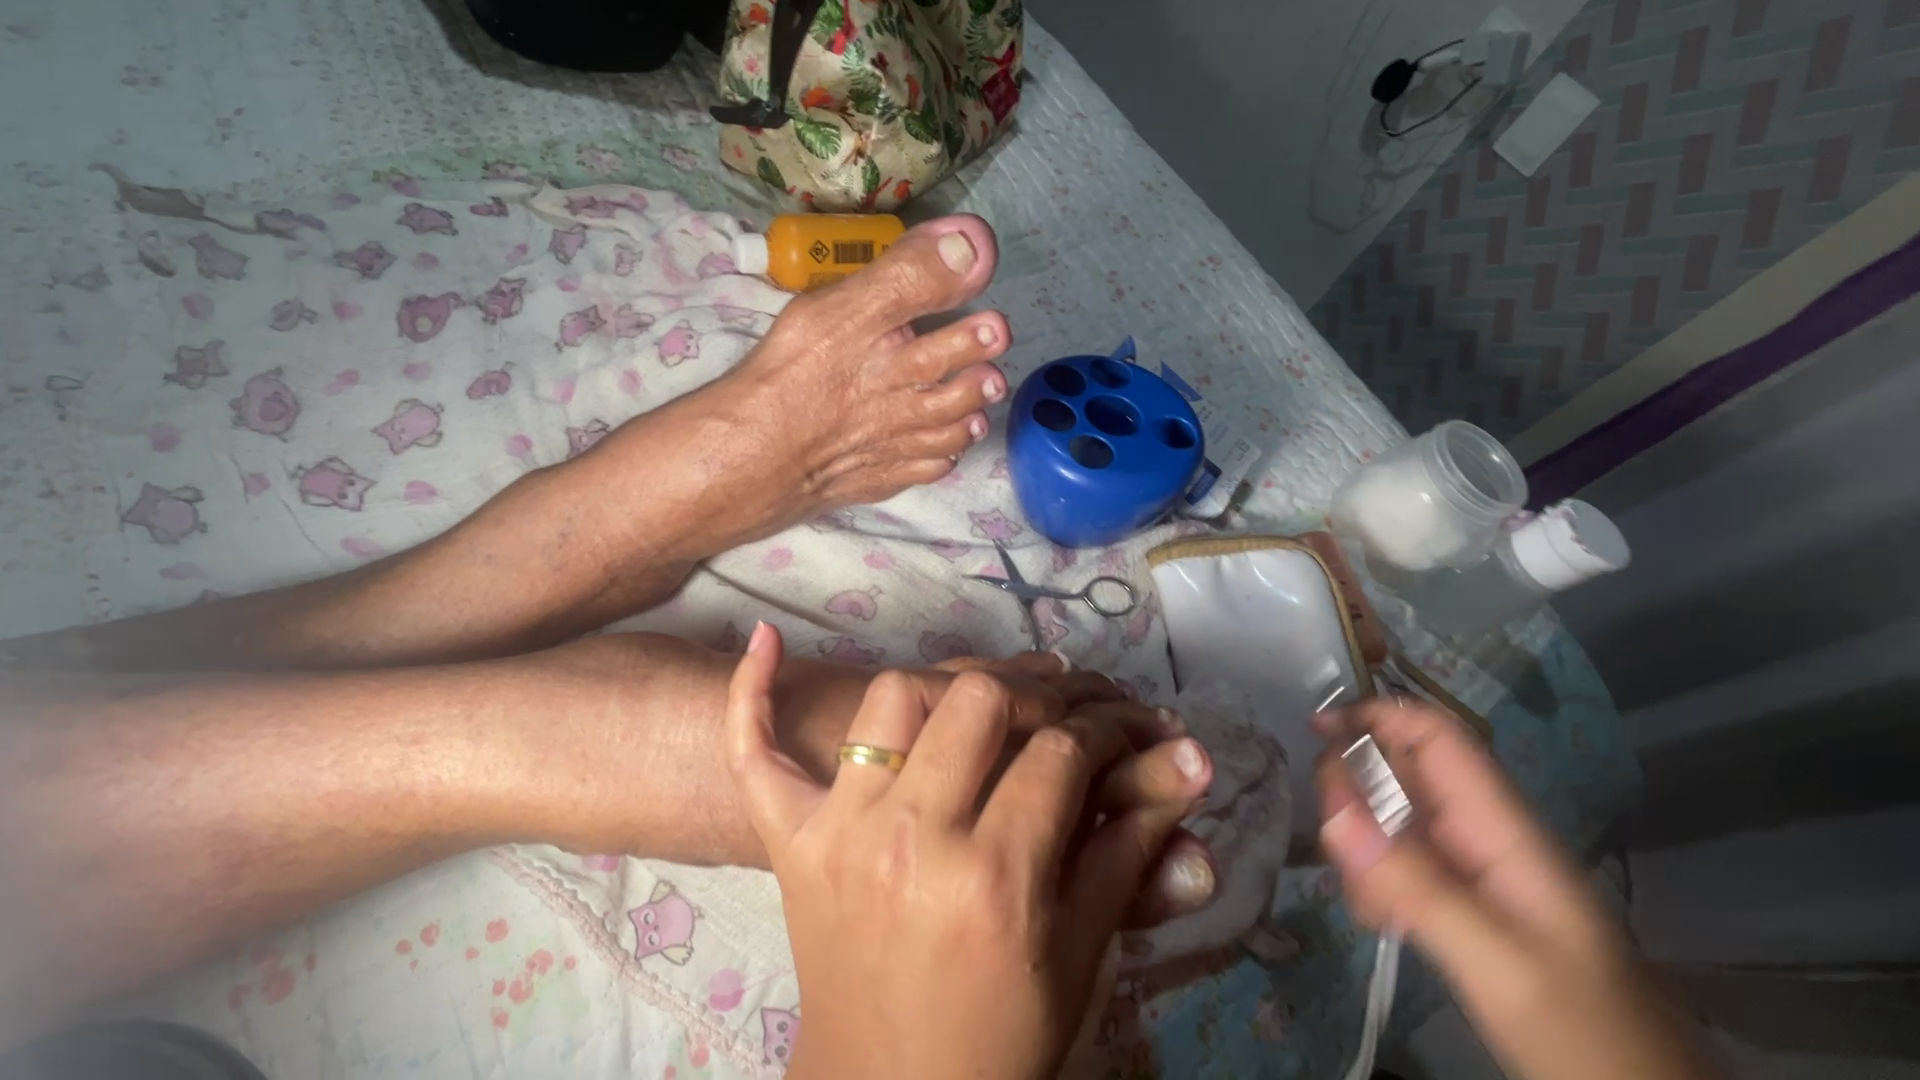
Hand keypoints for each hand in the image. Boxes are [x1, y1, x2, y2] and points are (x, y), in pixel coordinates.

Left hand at [726, 623, 1207, 1079]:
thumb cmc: (1002, 1035)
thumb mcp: (1083, 951)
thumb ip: (1135, 846)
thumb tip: (1192, 757)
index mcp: (994, 879)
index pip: (1062, 752)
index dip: (1109, 728)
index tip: (1127, 729)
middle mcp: (910, 839)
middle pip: (980, 700)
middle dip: (1039, 694)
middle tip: (1062, 713)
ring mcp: (837, 832)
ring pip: (892, 697)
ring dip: (948, 685)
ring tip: (984, 701)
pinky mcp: (786, 841)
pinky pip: (753, 752)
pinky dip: (753, 694)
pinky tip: (766, 639)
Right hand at [1315, 701, 1725, 1079]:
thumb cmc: (1582, 1027)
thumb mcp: (1497, 962)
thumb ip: (1416, 887)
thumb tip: (1334, 813)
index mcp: (1501, 828)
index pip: (1437, 736)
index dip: (1380, 716)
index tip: (1317, 732)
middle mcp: (1483, 834)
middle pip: (1404, 772)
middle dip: (1356, 795)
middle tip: (1339, 850)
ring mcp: (1472, 868)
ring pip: (1393, 818)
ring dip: (1361, 847)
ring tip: (1368, 905)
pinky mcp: (1463, 900)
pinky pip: (1401, 862)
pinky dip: (1375, 880)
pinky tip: (1381, 921)